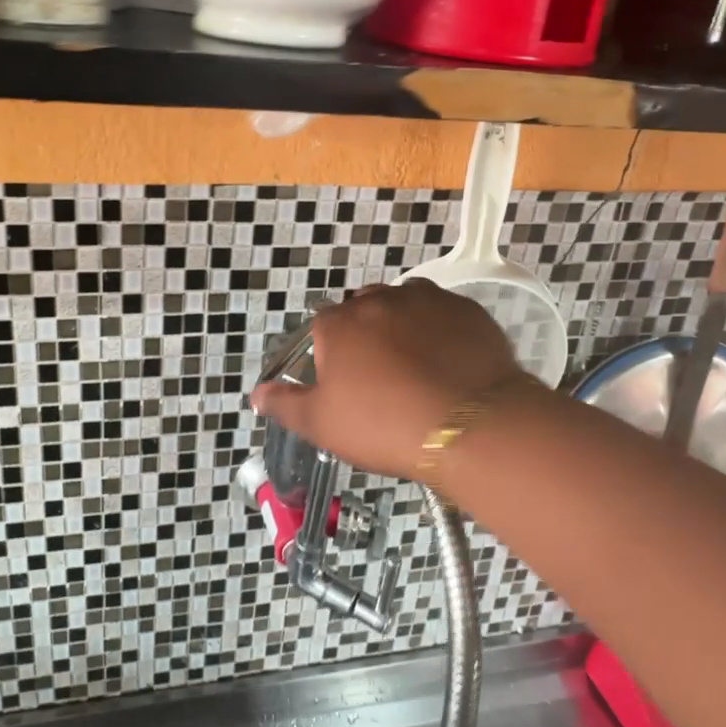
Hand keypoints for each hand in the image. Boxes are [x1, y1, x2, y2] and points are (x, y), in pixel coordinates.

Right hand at [250, 279, 539, 480]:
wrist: (468, 426)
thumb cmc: (384, 425)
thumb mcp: (323, 425)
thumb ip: (286, 405)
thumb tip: (257, 394)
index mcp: (339, 324)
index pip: (323, 326)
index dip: (331, 355)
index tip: (344, 384)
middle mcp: (379, 300)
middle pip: (364, 309)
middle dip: (366, 334)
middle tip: (380, 378)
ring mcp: (427, 300)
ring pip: (405, 305)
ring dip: (404, 325)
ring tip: (416, 366)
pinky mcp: (467, 310)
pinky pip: (446, 314)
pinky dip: (443, 331)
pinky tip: (450, 362)